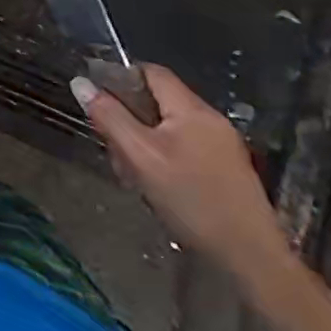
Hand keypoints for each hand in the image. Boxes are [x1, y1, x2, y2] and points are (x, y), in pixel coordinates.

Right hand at [74, 65, 287, 271]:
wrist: (250, 258)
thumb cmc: (191, 199)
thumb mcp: (139, 155)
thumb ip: (108, 115)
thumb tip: (80, 82)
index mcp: (193, 111)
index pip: (151, 72)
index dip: (120, 76)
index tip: (97, 97)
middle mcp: (211, 122)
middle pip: (155, 100)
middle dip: (127, 117)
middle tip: (112, 144)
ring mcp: (220, 146)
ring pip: (165, 126)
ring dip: (139, 140)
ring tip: (131, 171)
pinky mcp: (223, 169)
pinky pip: (180, 147)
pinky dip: (158, 156)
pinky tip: (152, 182)